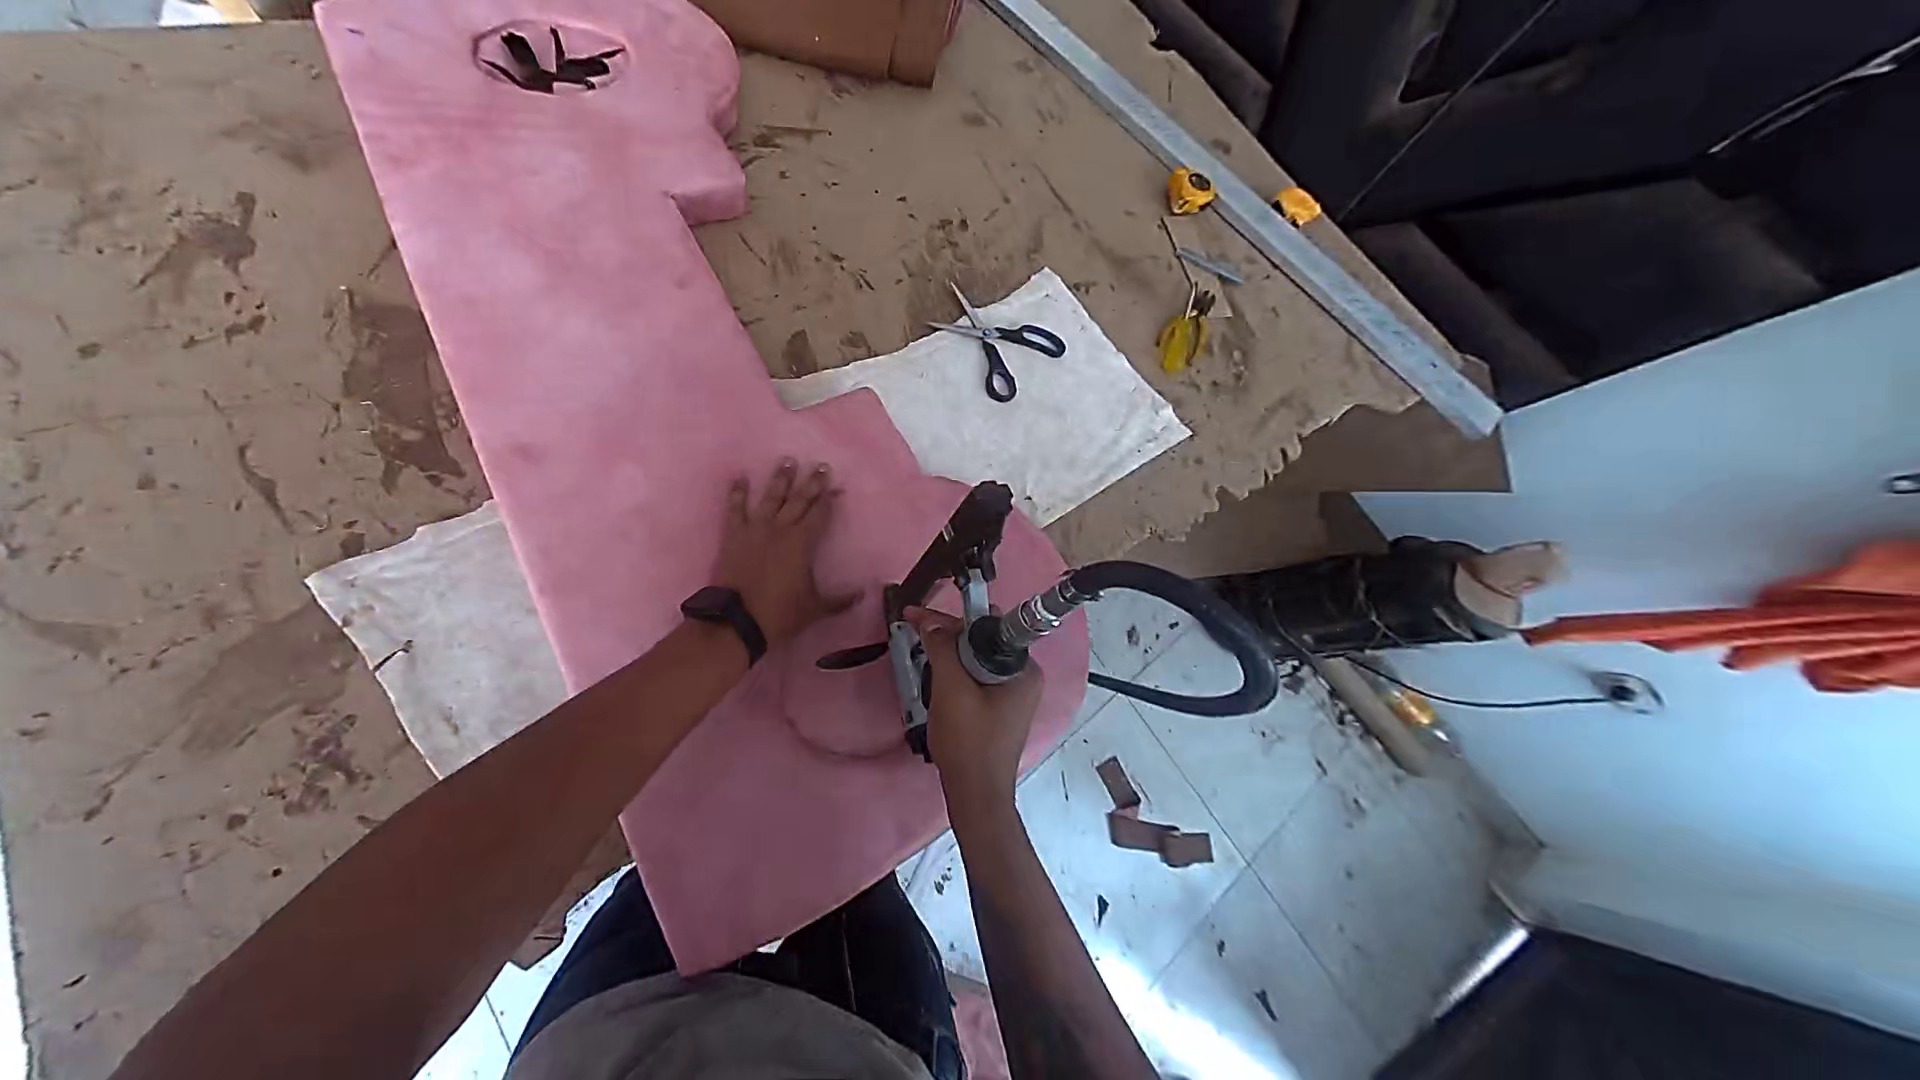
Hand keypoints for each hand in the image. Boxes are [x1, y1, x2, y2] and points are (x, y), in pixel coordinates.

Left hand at [712, 459, 859, 648]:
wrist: (737, 620)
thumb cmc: (780, 613)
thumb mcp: (815, 608)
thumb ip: (840, 600)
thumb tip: (863, 594)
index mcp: (803, 543)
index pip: (821, 514)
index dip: (830, 500)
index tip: (837, 486)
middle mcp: (781, 529)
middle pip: (800, 500)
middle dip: (811, 482)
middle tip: (820, 465)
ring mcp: (756, 529)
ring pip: (771, 497)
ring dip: (780, 479)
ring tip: (787, 461)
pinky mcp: (735, 535)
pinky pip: (736, 509)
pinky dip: (737, 492)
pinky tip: (739, 477)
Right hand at [907, 607, 1044, 812]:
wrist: (975, 794)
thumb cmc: (967, 742)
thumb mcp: (951, 689)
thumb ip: (942, 649)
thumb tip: (930, 622)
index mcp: (1023, 669)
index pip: (988, 628)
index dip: (952, 619)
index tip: (920, 614)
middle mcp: (1023, 677)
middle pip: (981, 643)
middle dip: (947, 636)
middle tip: (913, 628)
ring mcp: (1013, 695)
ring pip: (975, 661)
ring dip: (947, 656)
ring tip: (919, 649)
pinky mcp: (999, 709)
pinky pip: (975, 679)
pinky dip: (953, 674)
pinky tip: (933, 676)